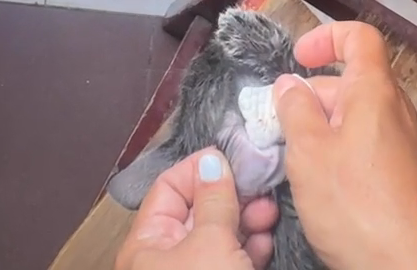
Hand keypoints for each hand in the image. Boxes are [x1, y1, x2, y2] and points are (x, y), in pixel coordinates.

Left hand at [115, 148, 279, 269]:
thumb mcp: (212, 242)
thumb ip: (215, 198)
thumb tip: (212, 159)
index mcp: (147, 244)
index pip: (169, 187)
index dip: (200, 169)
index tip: (234, 157)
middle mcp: (165, 260)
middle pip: (197, 211)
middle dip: (230, 196)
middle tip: (260, 186)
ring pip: (217, 237)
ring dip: (245, 220)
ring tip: (269, 212)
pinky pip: (229, 263)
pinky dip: (247, 249)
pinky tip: (266, 240)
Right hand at [273, 22, 416, 269]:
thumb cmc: (357, 203)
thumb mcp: (308, 152)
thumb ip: (294, 110)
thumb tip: (289, 85)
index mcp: (374, 90)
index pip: (359, 37)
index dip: (327, 37)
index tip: (299, 59)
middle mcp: (394, 110)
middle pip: (352, 81)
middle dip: (313, 95)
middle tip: (281, 124)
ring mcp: (403, 146)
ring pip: (357, 118)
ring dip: (323, 128)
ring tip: (296, 159)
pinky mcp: (405, 178)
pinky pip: (368, 146)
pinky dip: (341, 152)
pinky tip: (322, 185)